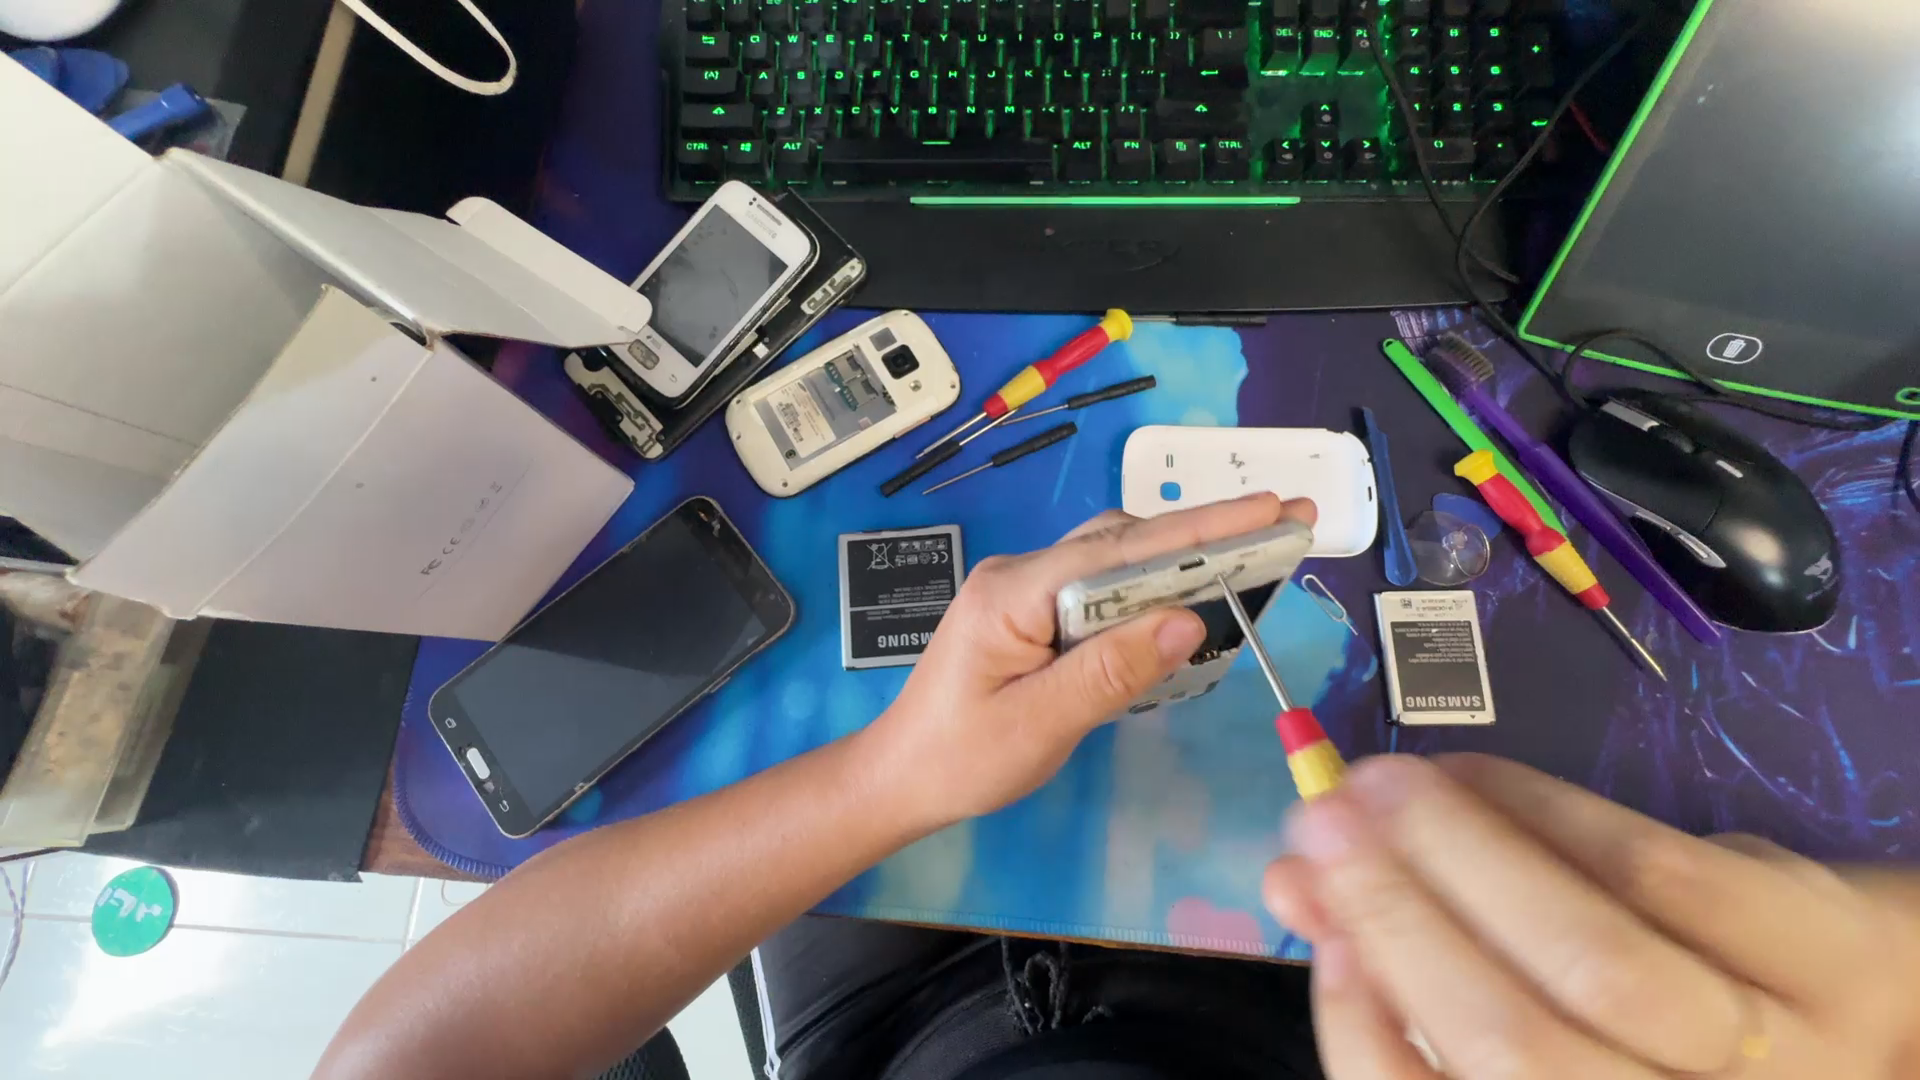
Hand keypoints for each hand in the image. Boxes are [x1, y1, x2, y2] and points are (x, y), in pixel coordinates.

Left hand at [860, 493, 1316, 830]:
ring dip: (1178, 556)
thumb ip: (1111, 671)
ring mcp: (1024, 590)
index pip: (1117, 550)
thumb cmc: (962, 758)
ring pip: (1111, 559)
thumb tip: (1189, 618)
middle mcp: (1020, 574)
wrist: (903, 774)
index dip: (1198, 528)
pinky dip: (1147, 587)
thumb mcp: (1040, 724)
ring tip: (1248, 555)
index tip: (1268, 509)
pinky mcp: (1031, 612)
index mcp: (1014, 592)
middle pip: (1120, 543)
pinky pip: (1098, 588)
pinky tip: (1184, 595)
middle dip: (1203, 532)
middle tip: (1280, 525)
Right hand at [1262, 754, 1919, 1078]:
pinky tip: (1463, 770)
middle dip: (1395, 914)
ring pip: (1598, 964)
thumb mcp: (1495, 980)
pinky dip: (1532, 806)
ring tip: (1377, 779)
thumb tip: (1292, 877)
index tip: (1303, 913)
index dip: (1358, 1027)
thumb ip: (1383, 941)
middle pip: (1522, 1050)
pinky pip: (1649, 868)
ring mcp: (1783, 1058)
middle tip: (1320, 815)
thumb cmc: (1614, 990)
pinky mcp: (1822, 954)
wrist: (1804, 967)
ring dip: (1459, 850)